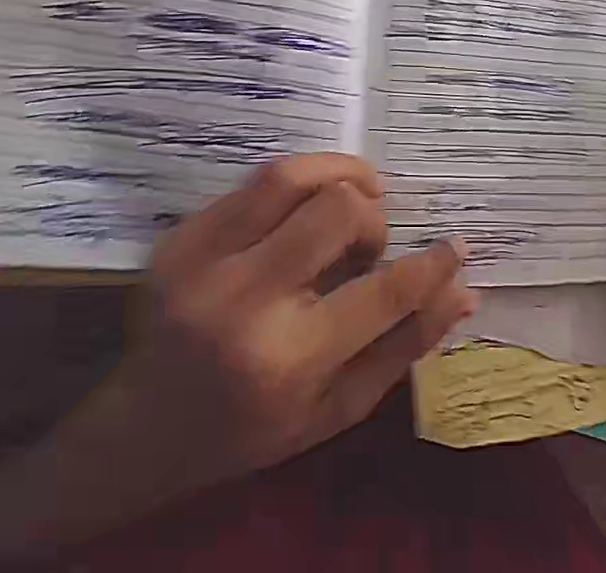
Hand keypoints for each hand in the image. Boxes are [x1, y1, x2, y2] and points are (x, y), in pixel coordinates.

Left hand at [0, 154, 476, 558]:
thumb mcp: (339, 406)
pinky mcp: (178, 236)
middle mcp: (241, 300)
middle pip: (337, 209)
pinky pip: (255, 182)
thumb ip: (404, 346)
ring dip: (340, 176)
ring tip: (355, 197)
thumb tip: (463, 291)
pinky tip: (305, 210)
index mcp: (287, 358)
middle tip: (370, 244)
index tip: (454, 245)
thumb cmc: (252, 428)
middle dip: (372, 219)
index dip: (432, 263)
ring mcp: (200, 260)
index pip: (383, 291)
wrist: (142, 429)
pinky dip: (299, 184)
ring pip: (289, 175)